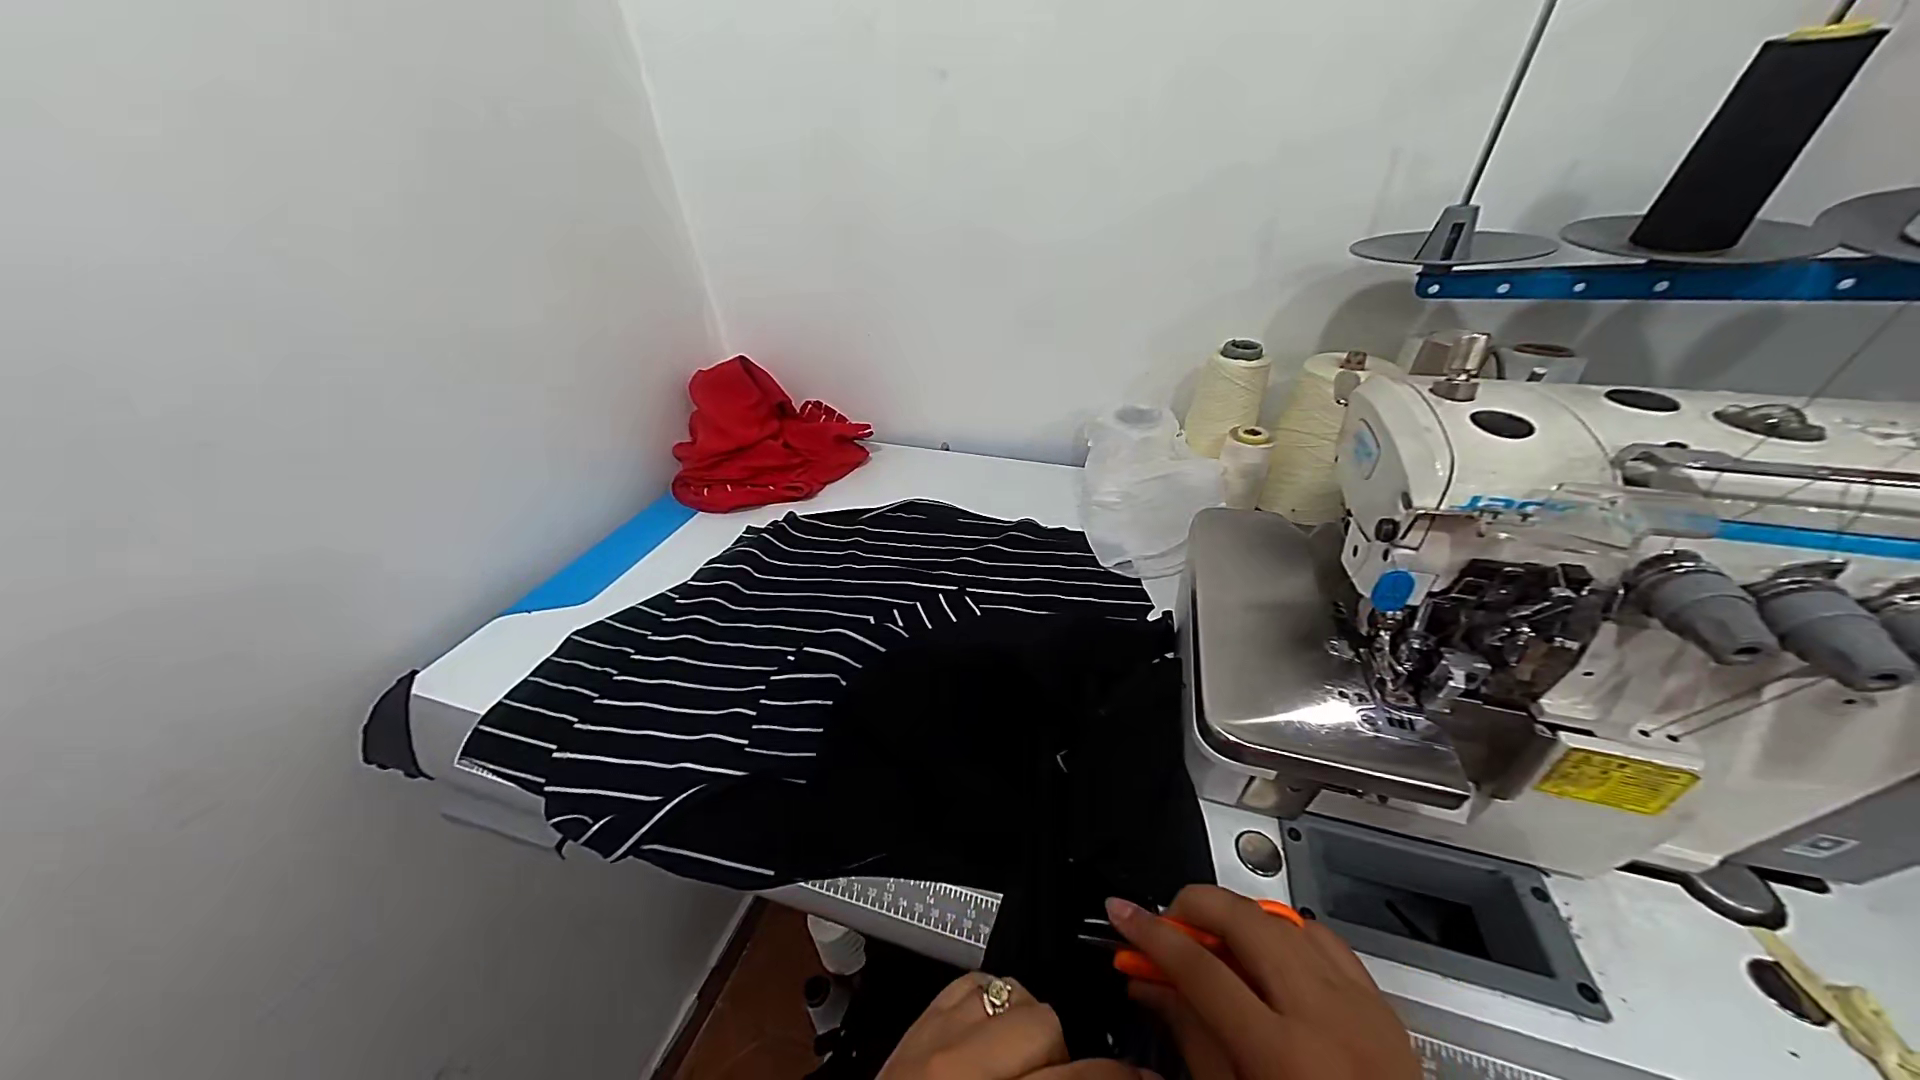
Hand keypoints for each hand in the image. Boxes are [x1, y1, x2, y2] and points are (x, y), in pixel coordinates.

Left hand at [878, 972, 1157, 1079]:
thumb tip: (1104, 1078)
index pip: (1077, 1075)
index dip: (1122, 1078)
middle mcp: (961, 1065)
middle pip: (1045, 1023)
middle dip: (1067, 1055)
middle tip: (1067, 1077)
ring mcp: (934, 1035)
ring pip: (1012, 991)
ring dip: (1029, 1026)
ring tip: (1025, 1062)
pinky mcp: (917, 1021)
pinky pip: (972, 982)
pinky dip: (991, 1003)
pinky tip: (994, 1032)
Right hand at [1107, 886, 1420, 1079]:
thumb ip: (1190, 1036)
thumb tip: (1151, 980)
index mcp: (1284, 1058)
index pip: (1199, 967)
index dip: (1150, 933)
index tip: (1122, 912)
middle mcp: (1327, 1020)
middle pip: (1243, 918)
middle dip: (1193, 904)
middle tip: (1166, 922)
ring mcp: (1360, 1007)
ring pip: (1280, 918)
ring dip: (1235, 918)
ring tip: (1212, 943)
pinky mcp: (1380, 1005)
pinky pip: (1323, 939)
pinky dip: (1284, 933)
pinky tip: (1265, 955)